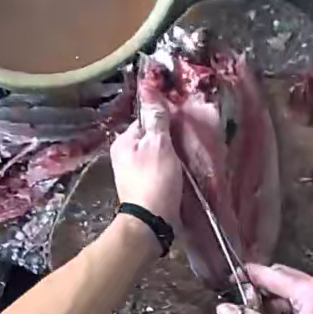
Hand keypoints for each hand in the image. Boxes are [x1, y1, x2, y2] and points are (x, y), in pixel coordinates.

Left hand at [110, 104, 182, 225]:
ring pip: (156, 154)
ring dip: (172, 155)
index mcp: (123, 141)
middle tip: (189, 142)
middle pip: (152, 137)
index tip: (184, 125)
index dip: (166, 119)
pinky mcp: (143, 188)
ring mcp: (132, 174)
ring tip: (189, 159)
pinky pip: (159, 170)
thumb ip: (157, 118)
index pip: (146, 119)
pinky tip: (182, 174)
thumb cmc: (155, 181)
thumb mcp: (159, 144)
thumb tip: (151, 89)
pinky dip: (170, 170)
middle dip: (170, 138)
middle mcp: (123, 156)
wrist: (152, 223)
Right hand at [214, 263, 312, 313]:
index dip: (249, 276)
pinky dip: (283, 308)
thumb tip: (222, 308)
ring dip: (271, 300)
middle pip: (283, 278)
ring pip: (290, 289)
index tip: (228, 279)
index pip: (274, 275)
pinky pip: (299, 299)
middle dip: (260, 290)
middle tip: (239, 304)